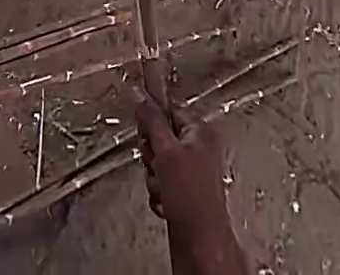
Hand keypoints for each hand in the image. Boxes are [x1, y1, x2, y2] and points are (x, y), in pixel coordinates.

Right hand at [134, 94, 246, 274]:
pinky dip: (157, 189)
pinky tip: (166, 199)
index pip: (167, 108)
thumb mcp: (166, 150)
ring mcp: (189, 169)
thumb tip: (140, 96)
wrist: (200, 243)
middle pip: (158, 134)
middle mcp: (197, 148)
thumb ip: (151, 120)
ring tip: (164, 186)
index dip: (152, 119)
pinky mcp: (182, 188)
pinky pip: (158, 178)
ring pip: (155, 158)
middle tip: (157, 162)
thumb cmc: (192, 198)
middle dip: (151, 151)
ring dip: (153, 174)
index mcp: (200, 131)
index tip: (145, 130)